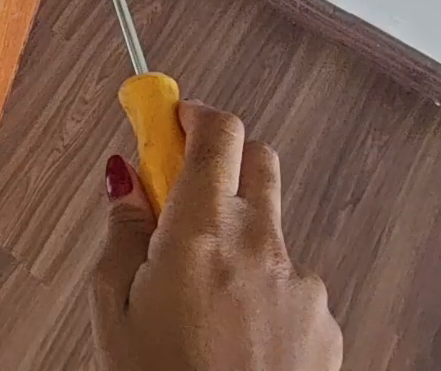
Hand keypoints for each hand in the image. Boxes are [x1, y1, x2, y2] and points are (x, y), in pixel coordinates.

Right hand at [94, 102, 342, 370]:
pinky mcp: (326, 323)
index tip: (165, 112)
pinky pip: (289, 277)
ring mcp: (301, 286)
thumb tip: (124, 178)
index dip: (189, 111)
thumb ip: (123, 230)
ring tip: (199, 291)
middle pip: (255, 158)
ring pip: (268, 224)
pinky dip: (260, 281)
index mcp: (202, 233)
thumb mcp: (114, 308)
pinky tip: (233, 330)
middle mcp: (261, 246)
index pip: (215, 133)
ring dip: (235, 230)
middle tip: (178, 187)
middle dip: (217, 156)